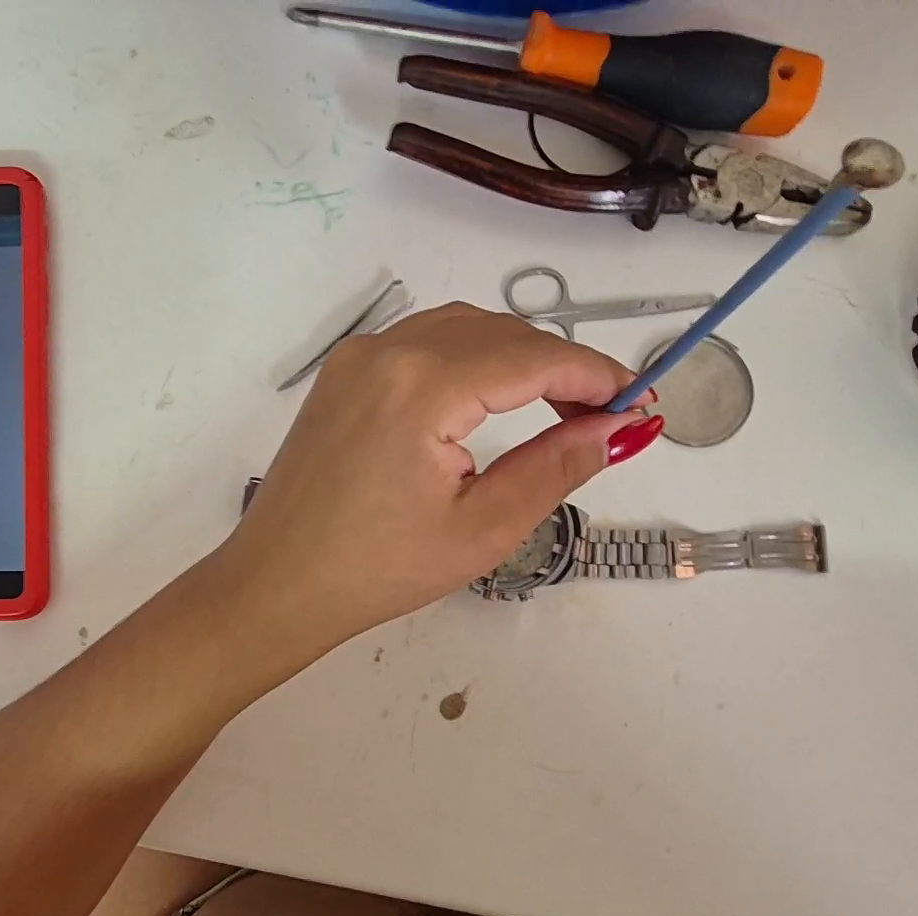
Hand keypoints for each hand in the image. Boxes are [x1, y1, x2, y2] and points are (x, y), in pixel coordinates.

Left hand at [216, 302, 659, 650]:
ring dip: (511, 357)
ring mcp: (355, 359)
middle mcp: (385, 351)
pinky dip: (464, 360)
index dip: (595, 374)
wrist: (278, 584)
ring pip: (458, 330)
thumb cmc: (377, 570)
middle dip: (557, 365)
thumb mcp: (481, 529)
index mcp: (422, 384)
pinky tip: (484, 401)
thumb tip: (619, 427)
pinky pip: (418, 344)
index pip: (532, 356)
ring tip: (550, 410)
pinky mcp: (339, 377)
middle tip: (599, 418)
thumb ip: (555, 467)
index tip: (639, 402)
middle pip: (497, 333)